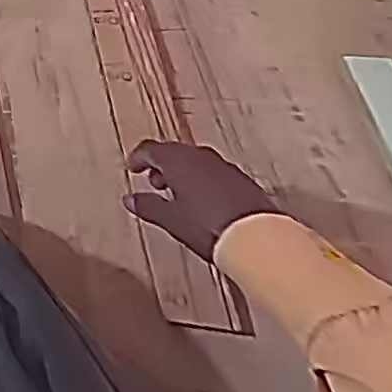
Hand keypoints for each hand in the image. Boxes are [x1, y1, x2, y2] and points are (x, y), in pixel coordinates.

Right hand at [123, 141, 279, 259]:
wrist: (262, 243)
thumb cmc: (210, 226)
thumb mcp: (171, 219)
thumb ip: (148, 206)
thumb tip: (130, 200)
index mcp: (177, 159)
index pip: (150, 149)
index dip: (138, 158)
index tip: (133, 167)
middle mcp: (200, 156)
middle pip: (173, 153)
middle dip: (162, 166)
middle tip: (155, 182)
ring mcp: (225, 168)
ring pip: (196, 162)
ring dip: (184, 173)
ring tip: (180, 195)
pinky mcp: (245, 182)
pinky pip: (216, 174)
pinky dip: (204, 182)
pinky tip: (206, 202)